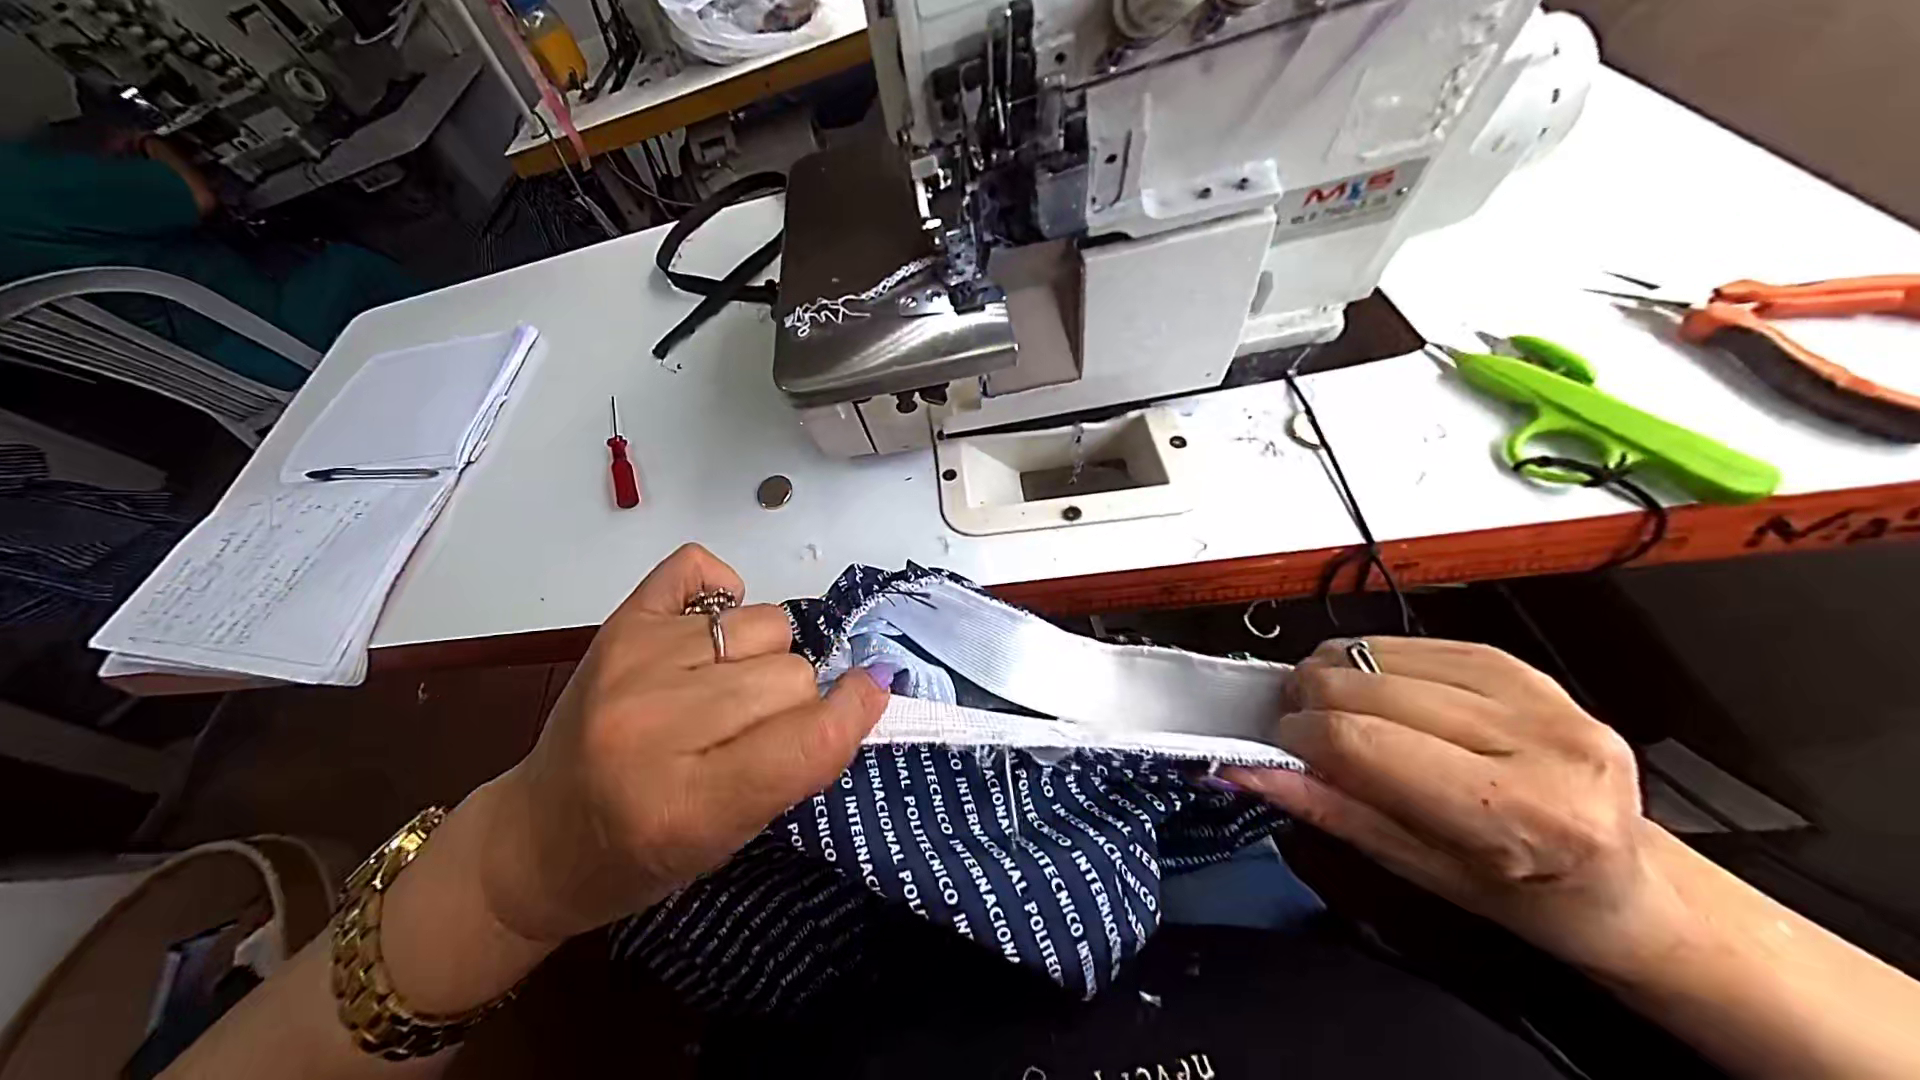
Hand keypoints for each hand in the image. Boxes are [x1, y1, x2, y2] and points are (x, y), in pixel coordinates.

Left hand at [478, 544, 887, 942]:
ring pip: (765, 623)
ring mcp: (630, 664)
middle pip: (792, 674)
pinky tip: (709, 630)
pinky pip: (702, 568)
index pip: (808, 740)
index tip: (871, 695)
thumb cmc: (641, 855)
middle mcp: (652, 725)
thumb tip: (868, 687)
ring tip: (726, 685)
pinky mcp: (615, 624)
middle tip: (758, 726)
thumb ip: (800, 763)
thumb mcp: (733, 835)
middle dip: (796, 699)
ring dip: (765, 653)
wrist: (538, 837)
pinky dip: (723, 593)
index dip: (855, 712)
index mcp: (685, 803)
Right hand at [1226, 637, 1685, 973]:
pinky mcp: (1519, 664)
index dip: (1298, 735)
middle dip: (1308, 702)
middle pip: (1360, 686)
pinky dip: (1368, 665)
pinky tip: (1374, 694)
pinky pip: (1406, 642)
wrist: (1627, 879)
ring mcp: (1536, 692)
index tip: (1282, 746)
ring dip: (1334, 678)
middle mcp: (1540, 739)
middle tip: (1304, 732)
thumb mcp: (1418, 870)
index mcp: (1522, 812)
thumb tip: (1246, 770)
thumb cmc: (1525, 893)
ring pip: (1375, 654)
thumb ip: (1325, 808)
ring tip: (1340, 713)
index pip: (1359, 739)